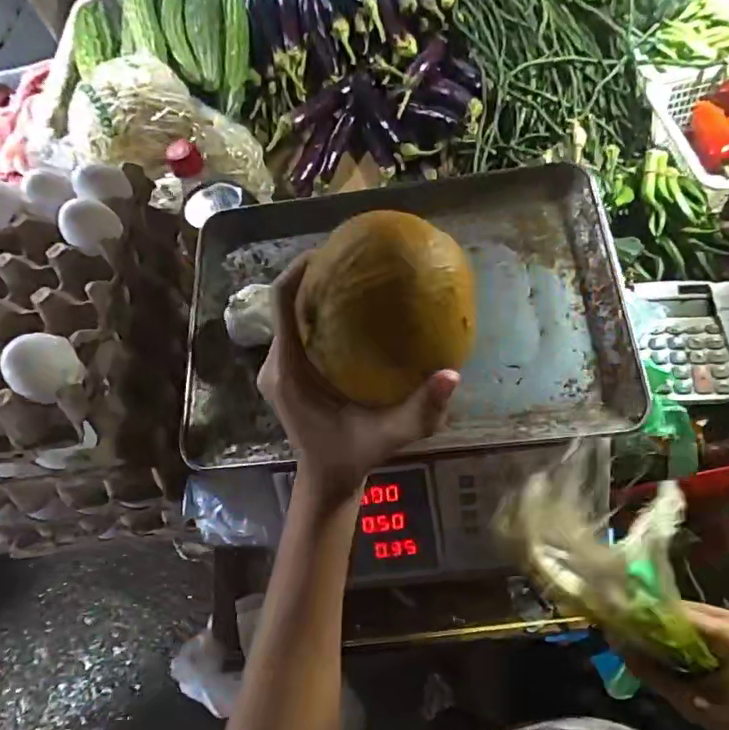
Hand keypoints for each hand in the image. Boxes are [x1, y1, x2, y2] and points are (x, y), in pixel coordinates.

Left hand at [258, 253, 459, 499]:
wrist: (328, 479)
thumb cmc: (353, 456)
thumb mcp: (390, 434)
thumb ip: (421, 409)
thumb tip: (452, 375)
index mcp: (289, 372)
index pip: (281, 304)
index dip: (300, 270)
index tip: (330, 251)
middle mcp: (276, 365)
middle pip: (284, 303)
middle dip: (312, 275)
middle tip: (351, 259)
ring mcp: (278, 368)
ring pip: (289, 315)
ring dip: (314, 292)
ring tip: (352, 274)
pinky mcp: (286, 372)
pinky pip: (296, 330)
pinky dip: (316, 313)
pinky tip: (349, 307)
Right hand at [621, 604, 728, 729]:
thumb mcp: (700, 707)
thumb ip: (658, 676)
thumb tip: (620, 648)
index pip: (678, 612)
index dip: (644, 615)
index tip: (615, 620)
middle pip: (688, 609)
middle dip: (656, 620)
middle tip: (626, 632)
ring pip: (700, 615)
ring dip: (674, 626)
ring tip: (647, 642)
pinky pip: (714, 624)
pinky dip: (693, 633)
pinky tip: (678, 649)